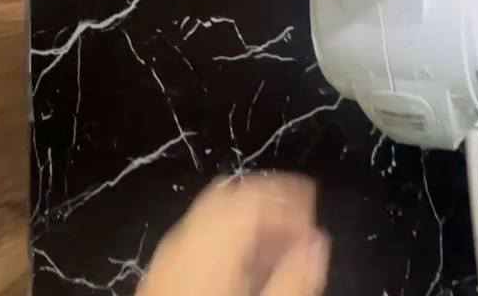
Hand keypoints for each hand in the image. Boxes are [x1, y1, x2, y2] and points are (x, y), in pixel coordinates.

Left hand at [137, 173, 330, 295]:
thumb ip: (294, 282)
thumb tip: (318, 242)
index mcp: (212, 244)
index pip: (253, 196)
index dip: (288, 196)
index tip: (314, 217)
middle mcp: (185, 239)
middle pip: (230, 196)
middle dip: (268, 203)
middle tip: (301, 227)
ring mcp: (167, 256)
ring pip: (211, 212)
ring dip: (246, 217)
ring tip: (278, 246)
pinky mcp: (159, 275)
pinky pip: (197, 234)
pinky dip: (224, 234)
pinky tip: (242, 266)